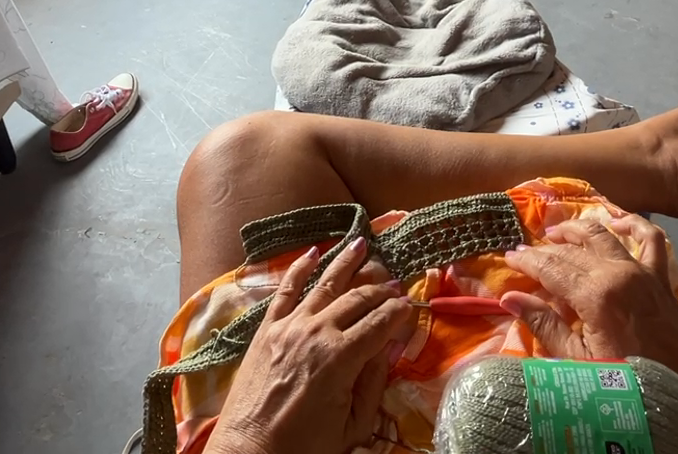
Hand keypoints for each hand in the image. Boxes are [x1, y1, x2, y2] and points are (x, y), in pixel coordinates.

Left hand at [207, 237, 414, 453]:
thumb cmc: (305, 448)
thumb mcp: (352, 427)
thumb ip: (373, 383)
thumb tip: (390, 346)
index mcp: (341, 358)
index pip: (379, 323)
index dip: (398, 312)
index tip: (410, 304)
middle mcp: (317, 331)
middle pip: (356, 299)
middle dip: (380, 289)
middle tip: (395, 283)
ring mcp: (289, 325)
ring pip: (325, 284)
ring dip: (346, 262)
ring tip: (361, 244)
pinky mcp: (267, 327)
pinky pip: (285, 289)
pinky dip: (300, 268)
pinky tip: (313, 252)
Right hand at [500, 216, 677, 401]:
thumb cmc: (631, 385)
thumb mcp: (581, 363)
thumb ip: (545, 326)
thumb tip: (510, 299)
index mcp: (595, 296)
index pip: (550, 268)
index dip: (527, 261)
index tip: (509, 258)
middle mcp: (617, 273)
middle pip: (571, 250)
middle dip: (544, 249)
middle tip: (525, 252)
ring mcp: (641, 270)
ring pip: (602, 234)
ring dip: (576, 229)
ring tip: (557, 232)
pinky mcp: (660, 275)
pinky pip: (650, 238)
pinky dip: (634, 224)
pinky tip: (617, 220)